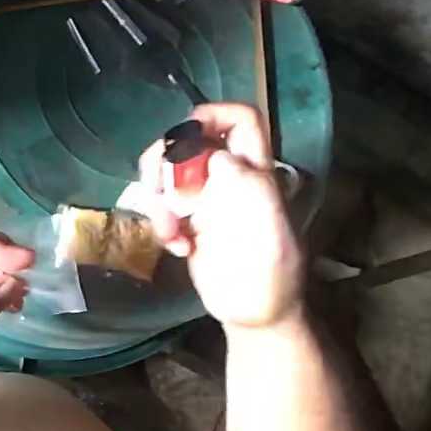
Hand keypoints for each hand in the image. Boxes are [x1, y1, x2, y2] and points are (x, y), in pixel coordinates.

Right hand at [137, 103, 304, 332]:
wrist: (255, 314)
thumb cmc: (271, 273)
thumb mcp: (268, 228)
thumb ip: (246, 187)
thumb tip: (214, 157)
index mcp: (254, 172)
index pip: (241, 122)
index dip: (214, 115)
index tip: (185, 134)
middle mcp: (228, 179)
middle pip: (188, 144)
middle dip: (166, 163)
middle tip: (159, 190)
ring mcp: (206, 201)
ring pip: (168, 176)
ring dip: (158, 201)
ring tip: (171, 232)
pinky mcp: (187, 223)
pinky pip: (161, 208)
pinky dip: (160, 224)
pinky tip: (177, 247)